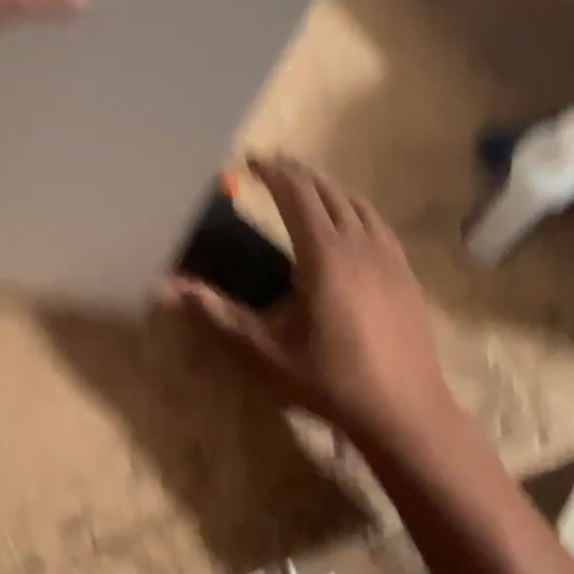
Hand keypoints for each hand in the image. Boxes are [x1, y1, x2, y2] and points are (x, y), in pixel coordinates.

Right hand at [167, 157, 456, 447]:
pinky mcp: (407, 274)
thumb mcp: (264, 348)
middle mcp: (359, 243)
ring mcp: (389, 257)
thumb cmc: (329, 379)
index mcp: (324, 254)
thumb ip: (216, 313)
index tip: (250, 161)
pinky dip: (355, 209)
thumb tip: (166, 289)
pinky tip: (349, 225)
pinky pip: (378, 224)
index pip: (296, 194)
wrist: (404, 412)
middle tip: (270, 168)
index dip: (272, 172)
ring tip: (305, 189)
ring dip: (327, 188)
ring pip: (357, 203)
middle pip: (327, 191)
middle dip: (297, 173)